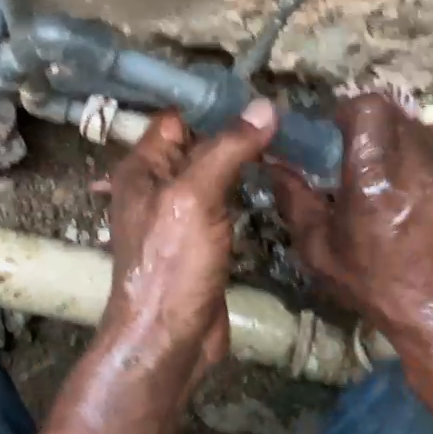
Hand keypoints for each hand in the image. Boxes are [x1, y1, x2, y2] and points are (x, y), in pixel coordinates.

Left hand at [100, 101, 278, 398]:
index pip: (177, 118)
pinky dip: (248, 189)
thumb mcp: (196, 197)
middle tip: (286, 115)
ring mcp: (180, 214)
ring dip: (246, 159)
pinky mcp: (202, 240)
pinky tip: (278, 180)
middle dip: (236, 129)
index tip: (260, 92)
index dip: (214, 103)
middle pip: (199, 143)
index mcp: (142, 168)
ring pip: (215, 173)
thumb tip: (264, 106)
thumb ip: (228, 149)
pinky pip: (226, 202)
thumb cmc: (172, 264)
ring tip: (290, 139)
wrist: (169, 341)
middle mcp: (157, 185)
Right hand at [270, 94, 432, 355]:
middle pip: (391, 111)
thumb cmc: (378, 286)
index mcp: (373, 175)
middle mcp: (414, 161)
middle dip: (367, 122)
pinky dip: (431, 140)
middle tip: (353, 148)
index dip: (347, 110)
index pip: (368, 106)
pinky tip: (420, 164)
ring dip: (395, 133)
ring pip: (418, 123)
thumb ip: (296, 201)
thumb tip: (276, 167)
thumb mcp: (320, 249)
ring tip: (386, 161)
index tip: (334, 130)